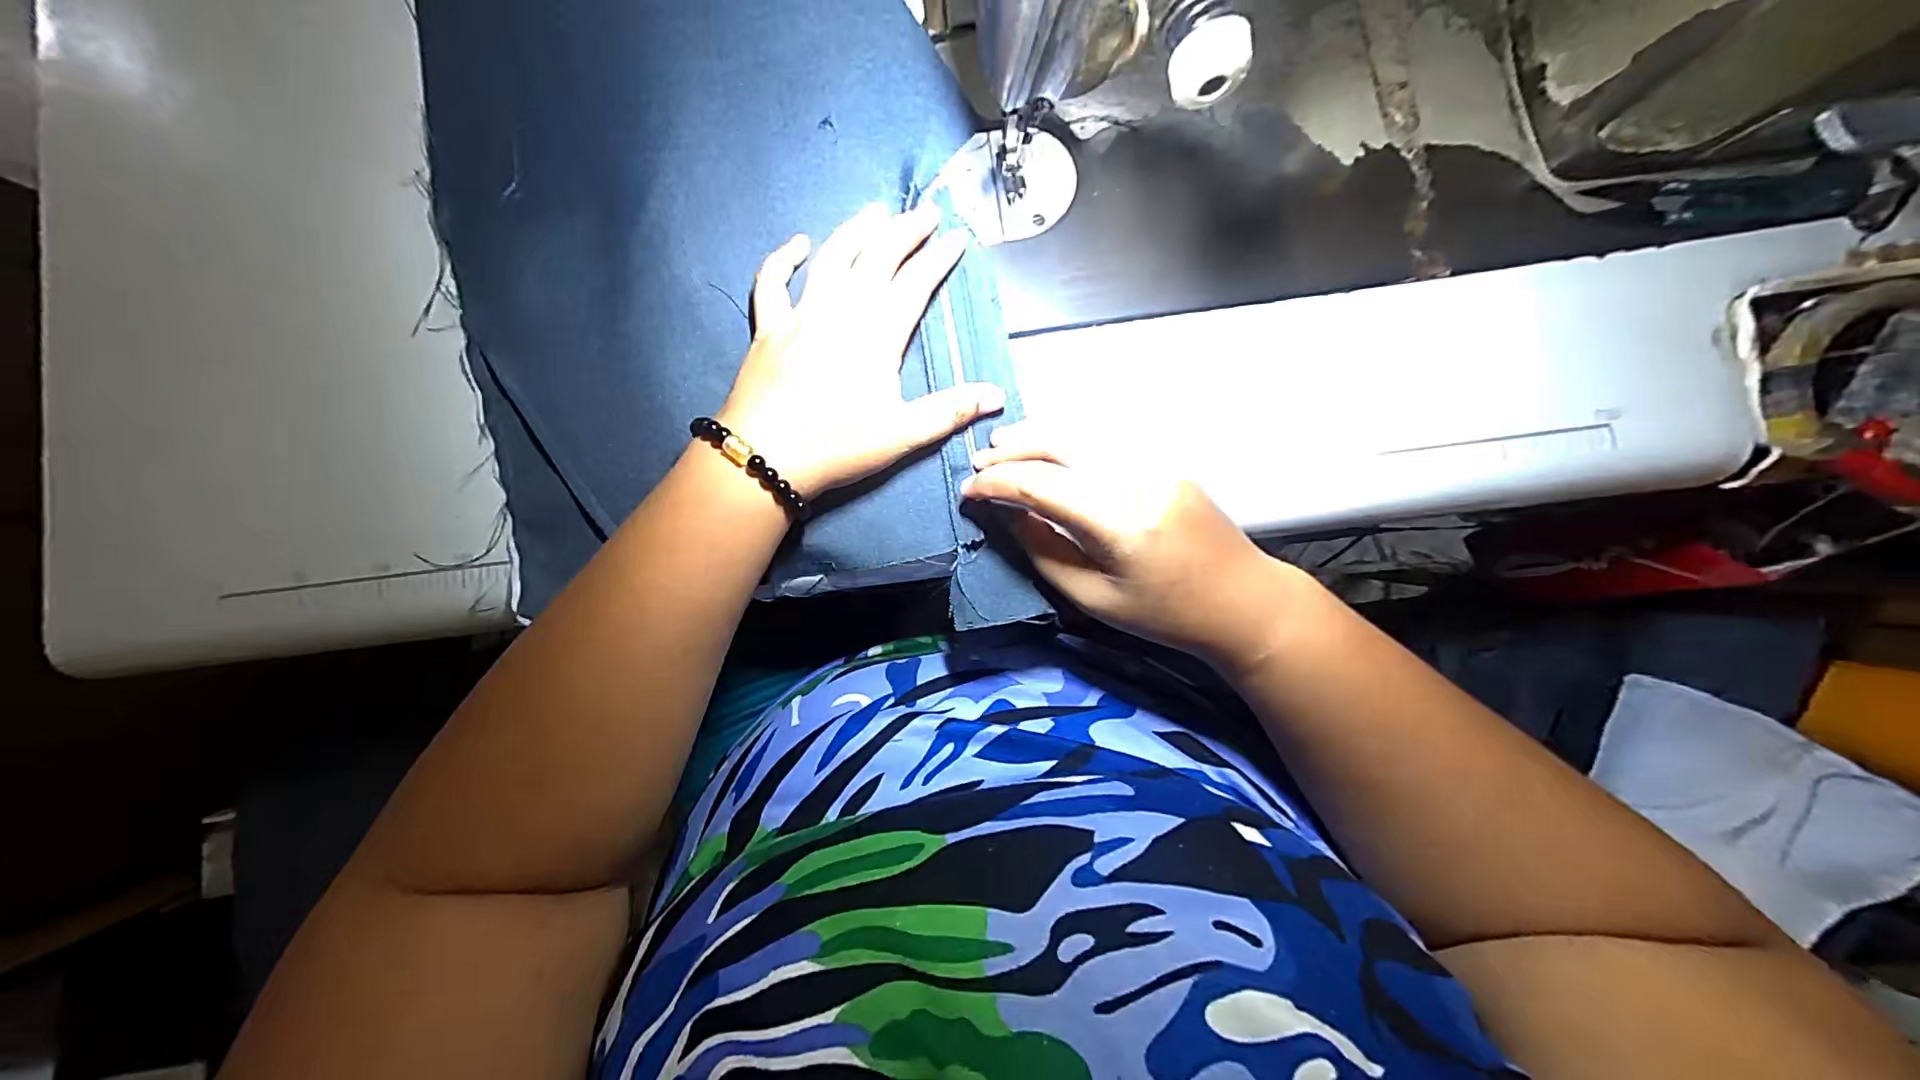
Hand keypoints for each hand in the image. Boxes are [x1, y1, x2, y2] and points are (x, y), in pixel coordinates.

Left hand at [714, 204, 1005, 497]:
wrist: (765, 458)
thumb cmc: (836, 447)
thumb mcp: (902, 434)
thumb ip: (949, 410)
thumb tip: (996, 396)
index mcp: (877, 336)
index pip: (915, 284)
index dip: (939, 258)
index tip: (957, 238)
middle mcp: (840, 313)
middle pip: (877, 257)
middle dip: (905, 231)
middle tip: (926, 213)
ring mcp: (800, 316)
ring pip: (831, 258)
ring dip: (856, 230)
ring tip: (875, 211)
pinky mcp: (768, 328)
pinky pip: (772, 282)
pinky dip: (783, 259)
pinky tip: (798, 244)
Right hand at [962, 424, 1312, 673]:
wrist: (1243, 602)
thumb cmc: (1166, 615)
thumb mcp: (1093, 597)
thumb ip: (1043, 551)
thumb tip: (1006, 513)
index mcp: (1120, 522)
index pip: (1041, 485)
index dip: (997, 484)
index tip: (969, 493)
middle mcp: (1139, 479)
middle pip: (1061, 442)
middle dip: (1013, 449)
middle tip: (979, 464)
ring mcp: (1158, 464)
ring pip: (1083, 432)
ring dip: (1038, 436)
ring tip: (1004, 448)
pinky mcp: (1166, 462)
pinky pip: (1106, 440)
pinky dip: (1069, 440)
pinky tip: (1050, 450)